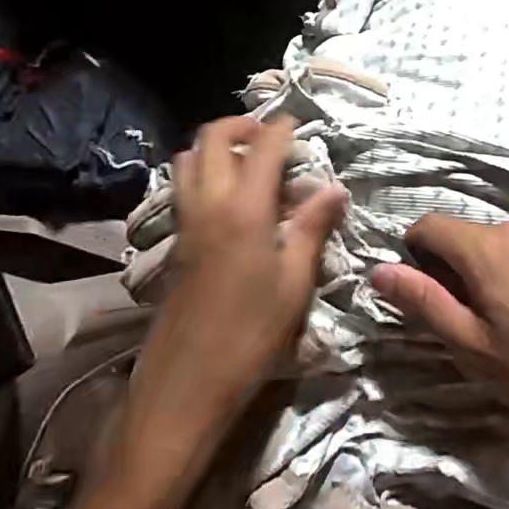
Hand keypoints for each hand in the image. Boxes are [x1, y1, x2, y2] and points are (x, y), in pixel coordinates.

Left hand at [62, 116, 345, 508]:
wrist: (185, 386)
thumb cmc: (251, 334)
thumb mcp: (295, 281)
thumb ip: (313, 227)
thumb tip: (333, 189)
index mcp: (244, 209)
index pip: (263, 148)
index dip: (283, 128)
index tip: (299, 122)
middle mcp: (208, 205)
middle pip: (212, 139)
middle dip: (242, 125)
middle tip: (272, 135)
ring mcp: (185, 223)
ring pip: (188, 160)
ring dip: (217, 147)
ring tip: (251, 162)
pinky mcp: (175, 244)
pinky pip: (183, 187)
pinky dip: (204, 172)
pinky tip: (232, 199)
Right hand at [371, 217, 508, 508]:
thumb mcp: (470, 346)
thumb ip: (422, 301)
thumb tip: (378, 270)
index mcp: (489, 247)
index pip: (430, 224)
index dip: (415, 254)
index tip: (422, 295)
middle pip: (464, 235)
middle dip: (450, 268)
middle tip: (462, 323)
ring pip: (494, 244)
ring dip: (482, 273)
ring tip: (498, 326)